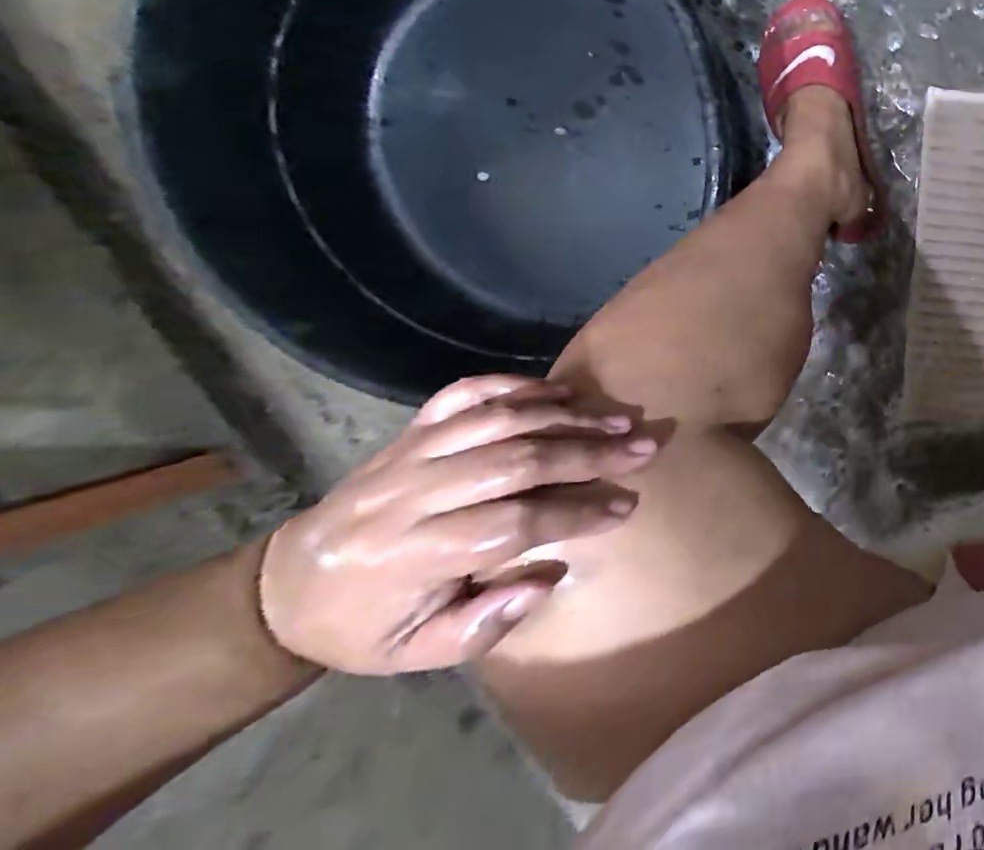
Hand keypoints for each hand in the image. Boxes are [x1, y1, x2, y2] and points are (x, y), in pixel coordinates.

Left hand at [258, 375, 655, 673]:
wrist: (285, 588)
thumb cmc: (364, 627)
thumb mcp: (416, 653)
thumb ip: (484, 626)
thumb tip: (548, 578)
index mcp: (410, 557)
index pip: (512, 524)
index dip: (576, 512)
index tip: (627, 507)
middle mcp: (407, 496)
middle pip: (514, 461)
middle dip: (588, 452)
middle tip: (642, 448)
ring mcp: (405, 455)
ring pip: (497, 420)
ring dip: (565, 415)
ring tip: (617, 419)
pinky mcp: (406, 432)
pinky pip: (463, 394)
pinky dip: (515, 385)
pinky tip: (559, 391)